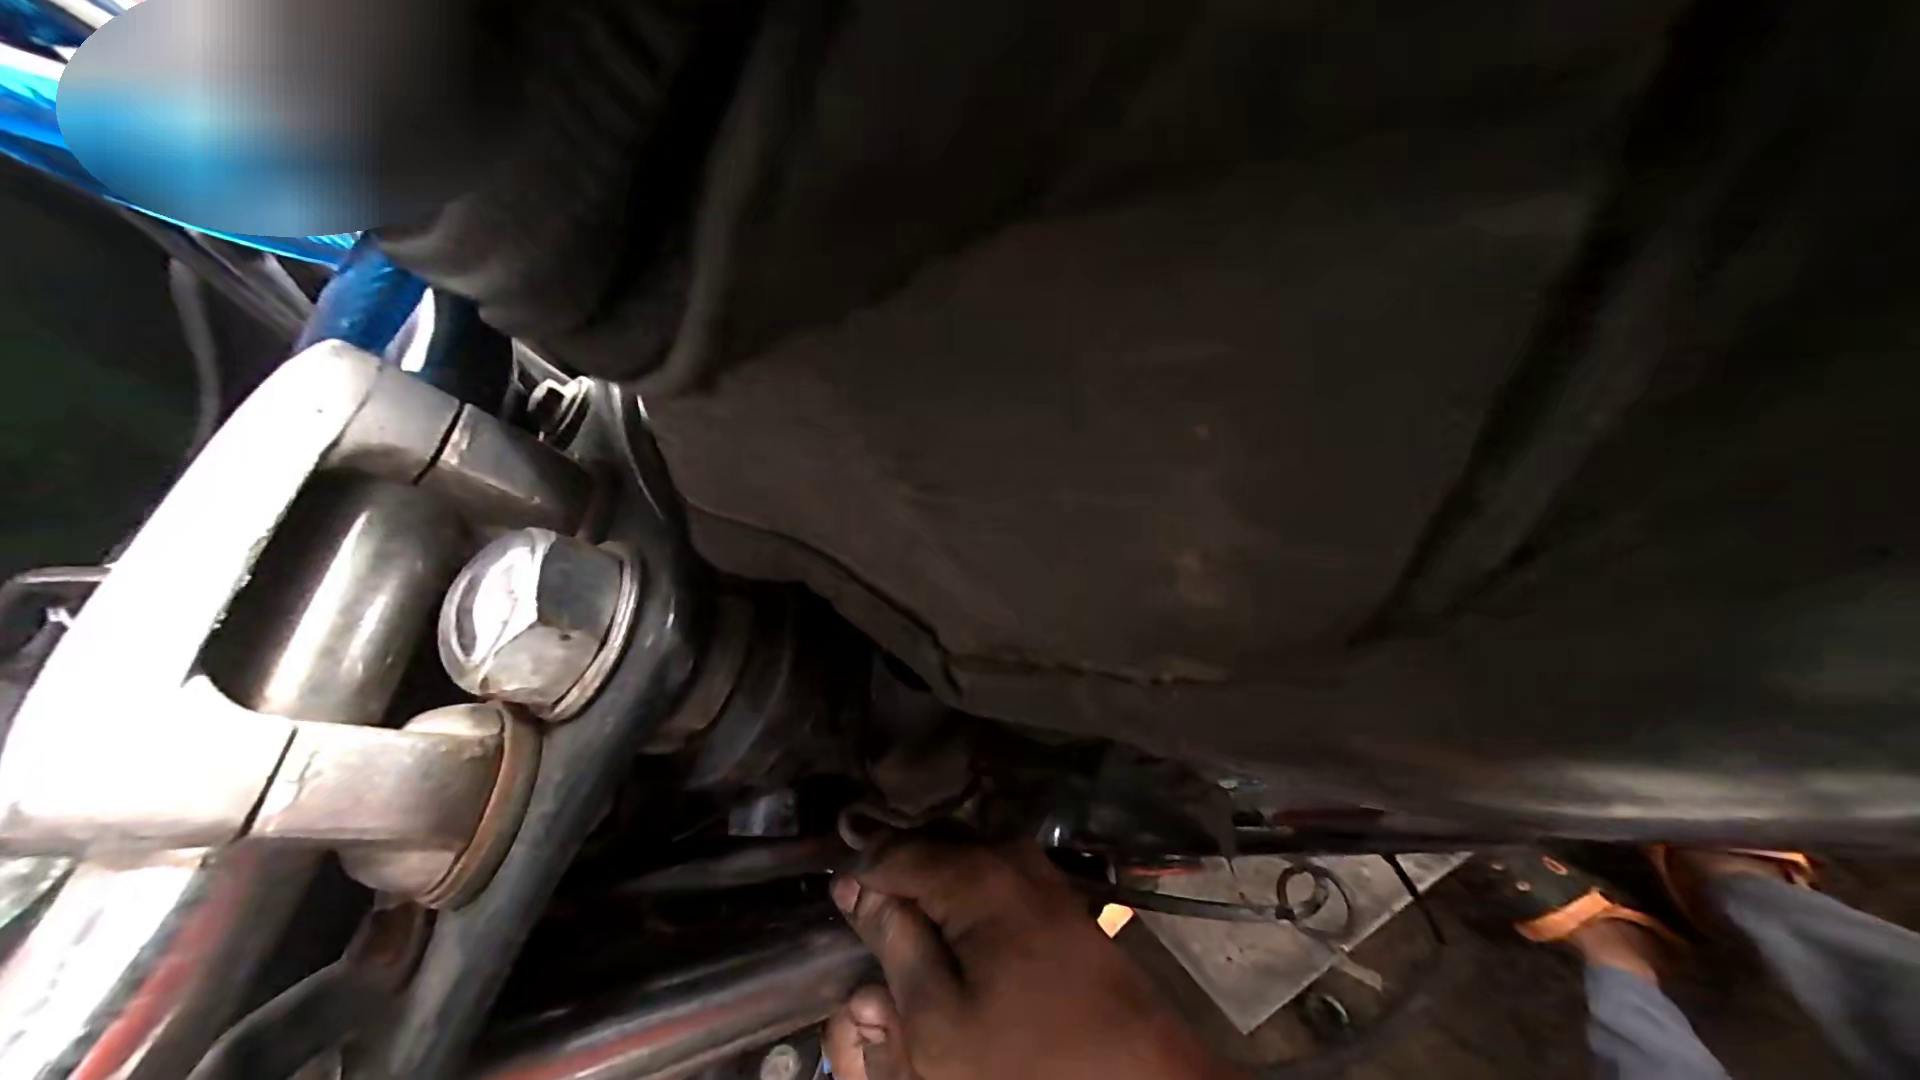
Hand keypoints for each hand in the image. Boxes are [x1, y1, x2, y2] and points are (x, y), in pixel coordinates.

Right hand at [823, 839, 1242, 1079]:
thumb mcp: (941, 1023)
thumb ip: (895, 945)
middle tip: (864, 927)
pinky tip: (949, 939)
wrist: (1140, 1076)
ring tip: (904, 940)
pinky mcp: (1049, 891)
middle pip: (926, 853)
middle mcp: (1005, 852)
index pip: (892, 853)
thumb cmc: (1031, 1059)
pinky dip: (958, 903)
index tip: (831, 902)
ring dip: (925, 896)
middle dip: (891, 884)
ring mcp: (1033, 868)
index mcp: (975, 873)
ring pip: (955, 865)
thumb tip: (856, 889)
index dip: (857, 876)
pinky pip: (986, 879)